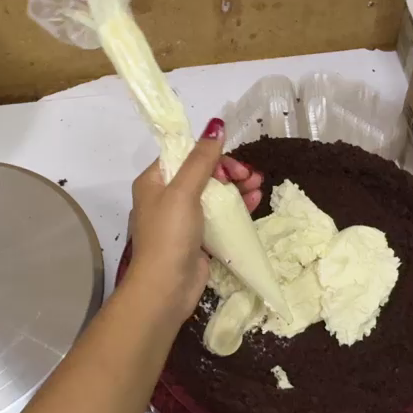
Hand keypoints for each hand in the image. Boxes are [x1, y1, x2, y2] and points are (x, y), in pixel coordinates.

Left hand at [125, 119, 263, 322]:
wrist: (165, 288)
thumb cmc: (170, 235)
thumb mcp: (184, 191)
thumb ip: (202, 158)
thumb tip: (217, 123)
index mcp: (154, 181)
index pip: (183, 155)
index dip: (209, 153)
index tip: (231, 161)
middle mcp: (165, 197)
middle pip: (201, 173)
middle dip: (228, 171)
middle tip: (250, 176)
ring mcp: (182, 219)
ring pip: (213, 194)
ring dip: (236, 188)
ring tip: (258, 187)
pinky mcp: (197, 238)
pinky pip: (219, 216)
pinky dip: (236, 207)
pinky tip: (255, 202)